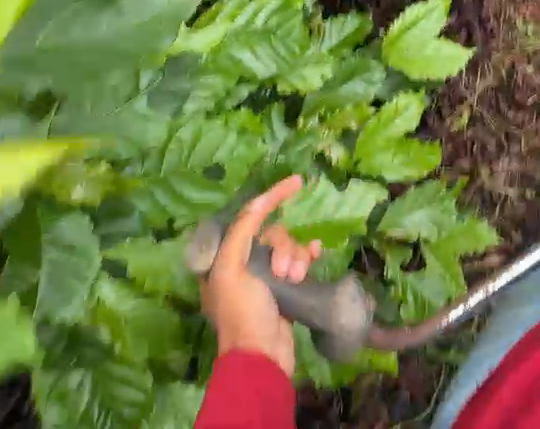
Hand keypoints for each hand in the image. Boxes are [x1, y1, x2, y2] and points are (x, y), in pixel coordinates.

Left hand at [200, 175, 323, 374]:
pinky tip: (317, 254)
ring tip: (296, 277)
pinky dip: (308, 255)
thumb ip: (243, 230)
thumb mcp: (232, 269)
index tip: (296, 182)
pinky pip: (299, 260)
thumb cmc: (243, 312)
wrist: (263, 356)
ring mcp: (264, 277)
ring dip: (296, 256)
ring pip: (287, 247)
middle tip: (284, 270)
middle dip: (283, 246)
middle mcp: (241, 264)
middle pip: (271, 233)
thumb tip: (262, 198)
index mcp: (222, 259)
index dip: (270, 198)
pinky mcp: (284, 287)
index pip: (247, 217)